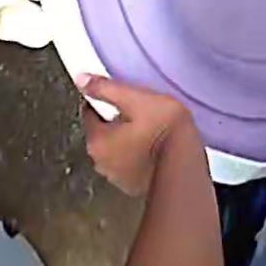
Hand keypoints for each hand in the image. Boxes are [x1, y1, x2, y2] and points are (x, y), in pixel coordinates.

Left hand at [77, 73, 201, 196]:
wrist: (185, 168)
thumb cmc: (162, 129)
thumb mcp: (137, 100)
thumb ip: (108, 89)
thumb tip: (80, 78)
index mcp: (97, 141)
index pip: (90, 113)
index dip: (106, 100)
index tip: (127, 95)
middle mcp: (100, 163)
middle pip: (103, 132)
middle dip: (117, 121)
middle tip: (142, 109)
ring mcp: (117, 178)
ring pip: (117, 149)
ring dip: (128, 139)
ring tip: (151, 127)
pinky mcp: (134, 187)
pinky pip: (131, 162)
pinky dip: (138, 154)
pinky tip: (155, 145)